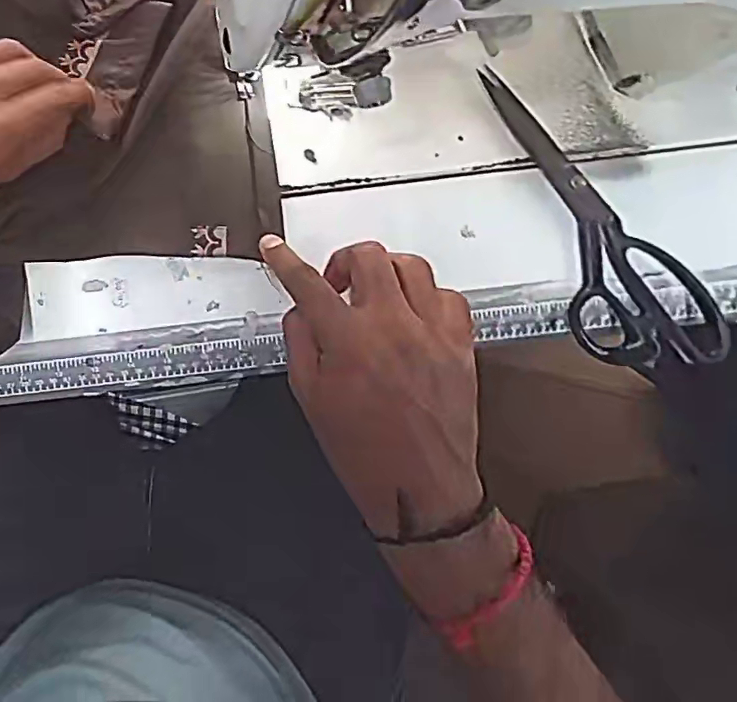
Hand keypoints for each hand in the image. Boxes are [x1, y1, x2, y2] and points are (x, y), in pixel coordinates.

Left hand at [0, 40, 94, 246]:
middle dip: (54, 78)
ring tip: (19, 83)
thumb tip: (66, 115)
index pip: (58, 94)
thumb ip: (41, 141)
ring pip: (9, 48)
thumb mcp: (0, 174)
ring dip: (24, 65)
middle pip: (38, 66)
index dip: (79, 94)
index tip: (82, 99)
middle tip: (54, 92)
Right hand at [259, 236, 482, 539]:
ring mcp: (431, 333)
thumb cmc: (364, 451)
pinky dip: (426, 294)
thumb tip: (301, 311)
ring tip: (374, 292)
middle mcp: (391, 327)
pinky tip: (413, 311)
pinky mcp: (460, 346)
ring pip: (411, 265)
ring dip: (384, 271)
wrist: (420, 490)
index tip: (276, 248)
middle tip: (335, 283)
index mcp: (348, 340)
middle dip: (342, 261)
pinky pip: (448, 296)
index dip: (284, 259)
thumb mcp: (309, 394)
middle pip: (366, 256)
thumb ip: (299, 340)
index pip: (307, 282)